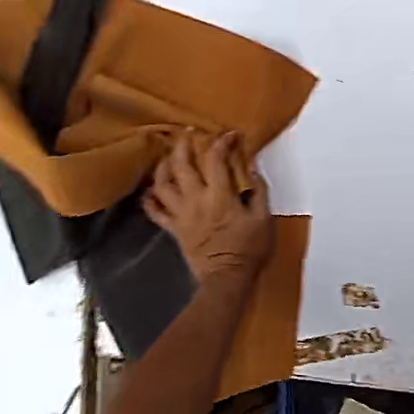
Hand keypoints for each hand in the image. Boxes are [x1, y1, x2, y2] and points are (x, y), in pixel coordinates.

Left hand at [144, 131, 273, 284]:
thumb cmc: (249, 250)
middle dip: (183, 145)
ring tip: (168, 157)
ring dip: (163, 166)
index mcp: (220, 196)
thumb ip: (258, 191)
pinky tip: (151, 190)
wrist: (227, 279)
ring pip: (162, 184)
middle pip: (181, 165)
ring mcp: (181, 214)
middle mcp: (196, 200)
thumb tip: (252, 169)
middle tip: (188, 134)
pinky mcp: (173, 229)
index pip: (216, 159)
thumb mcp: (263, 219)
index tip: (230, 136)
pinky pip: (155, 211)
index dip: (222, 142)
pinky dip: (149, 199)